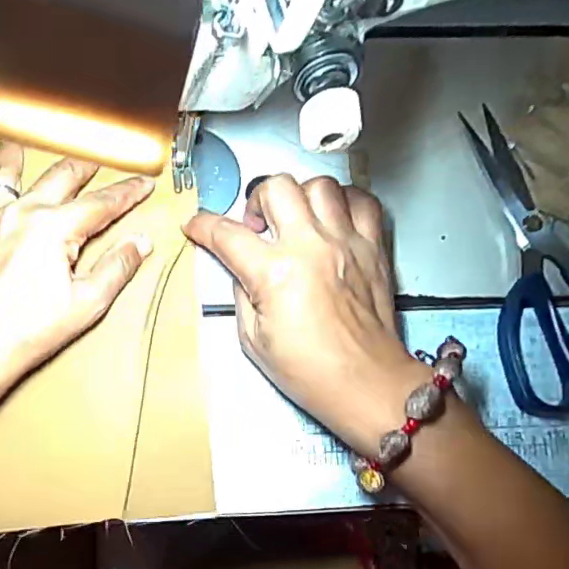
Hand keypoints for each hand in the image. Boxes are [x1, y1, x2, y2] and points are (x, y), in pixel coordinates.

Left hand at [0, 142, 154, 417]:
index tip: (142, 185)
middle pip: (59, 179)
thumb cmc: (24, 331)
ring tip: (21, 142)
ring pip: (5, 176)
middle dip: (82, 167)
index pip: (101, 204)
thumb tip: (140, 243)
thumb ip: (116, 268)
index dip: (127, 193)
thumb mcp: (85, 304)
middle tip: (95, 161)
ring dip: (17, 156)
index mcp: (54, 228)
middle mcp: (21, 214)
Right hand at [183, 175, 423, 437]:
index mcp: (275, 274)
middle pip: (276, 188)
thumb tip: (241, 268)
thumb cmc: (307, 371)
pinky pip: (361, 201)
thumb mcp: (252, 339)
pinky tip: (330, 222)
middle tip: (255, 227)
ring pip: (320, 185)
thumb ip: (242, 293)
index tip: (195, 225)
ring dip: (298, 198)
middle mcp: (312, 247)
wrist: (364, 382)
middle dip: (255, 201)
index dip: (203, 226)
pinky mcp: (373, 248)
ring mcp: (346, 243)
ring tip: (293, 222)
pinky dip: (342, 202)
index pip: (227, 234)